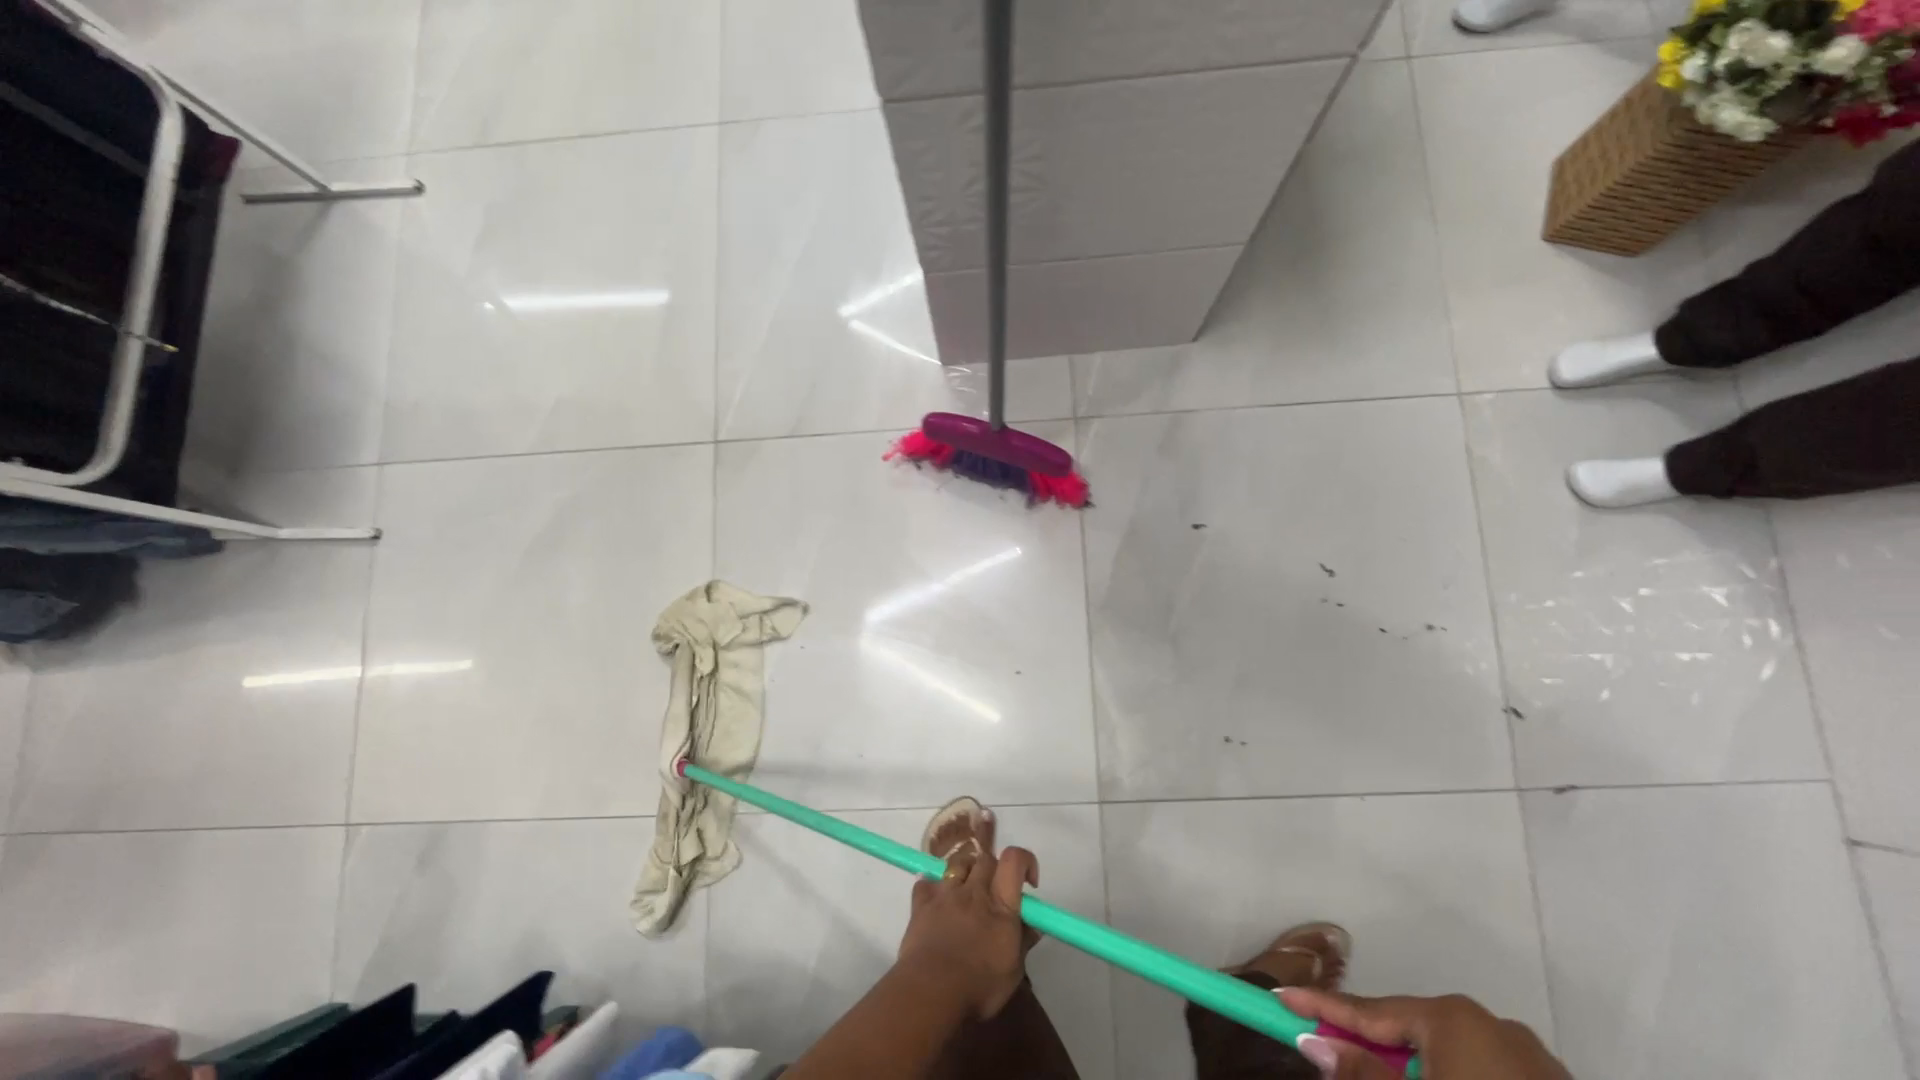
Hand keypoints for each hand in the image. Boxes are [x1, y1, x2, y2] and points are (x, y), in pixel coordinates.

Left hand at [896, 844, 1038, 1019]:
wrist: (931, 991)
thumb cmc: (979, 986)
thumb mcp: (1013, 971)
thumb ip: (1024, 942)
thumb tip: (1034, 925)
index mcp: (1000, 905)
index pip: (1014, 860)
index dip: (1024, 861)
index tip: (1028, 882)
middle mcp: (973, 891)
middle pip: (986, 859)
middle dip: (994, 870)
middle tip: (995, 893)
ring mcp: (945, 895)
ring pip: (957, 863)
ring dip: (965, 873)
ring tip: (966, 894)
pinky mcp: (921, 905)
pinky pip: (926, 883)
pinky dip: (932, 888)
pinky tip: (936, 904)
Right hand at [1280, 988, 1570, 1079]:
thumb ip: (1363, 1074)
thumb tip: (1316, 1044)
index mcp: (1450, 1018)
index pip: (1367, 1009)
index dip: (1319, 1006)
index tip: (1279, 998)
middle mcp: (1488, 1021)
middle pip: (1407, 1028)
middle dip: (1370, 1046)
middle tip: (1333, 1059)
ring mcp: (1526, 1053)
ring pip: (1445, 1051)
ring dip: (1413, 1068)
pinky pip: (1479, 1068)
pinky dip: (1451, 1078)